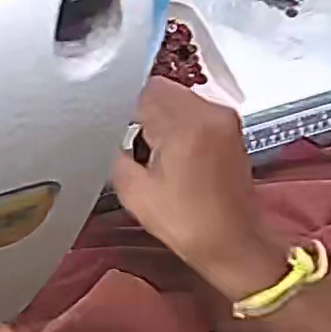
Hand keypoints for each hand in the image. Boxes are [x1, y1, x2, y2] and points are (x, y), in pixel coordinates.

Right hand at [112, 78, 286, 296]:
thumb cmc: (183, 222)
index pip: (140, 92)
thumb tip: (104, 137)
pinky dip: (171, 120)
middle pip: (160, 89)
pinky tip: (160, 148)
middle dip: (134, 108)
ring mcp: (223, 117)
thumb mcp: (134, 192)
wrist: (232, 242)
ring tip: (138, 145)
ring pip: (175, 97)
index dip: (114, 105)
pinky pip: (191, 109)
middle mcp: (209, 111)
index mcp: (185, 125)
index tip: (98, 122)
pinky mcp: (229, 128)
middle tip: (116, 134)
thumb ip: (114, 155)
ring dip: (153, 113)